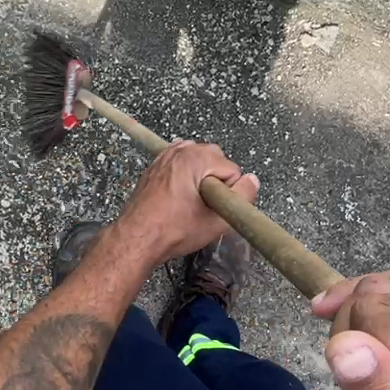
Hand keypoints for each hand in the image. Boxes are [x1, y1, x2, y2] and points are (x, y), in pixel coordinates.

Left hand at [114, 140, 254, 261]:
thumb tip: (252, 181)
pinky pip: (181, 161)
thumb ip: (242, 198)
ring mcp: (166, 156)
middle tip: (207, 206)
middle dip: (217, 181)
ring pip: (199, 159)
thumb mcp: (217, 220)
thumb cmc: (172, 230)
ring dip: (202, 177)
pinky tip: (183, 194)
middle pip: (216, 159)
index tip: (216, 209)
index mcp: (195, 159)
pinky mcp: (157, 165)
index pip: (232, 169)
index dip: (230, 192)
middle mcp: (180, 151)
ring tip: (194, 202)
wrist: (137, 237)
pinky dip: (187, 173)